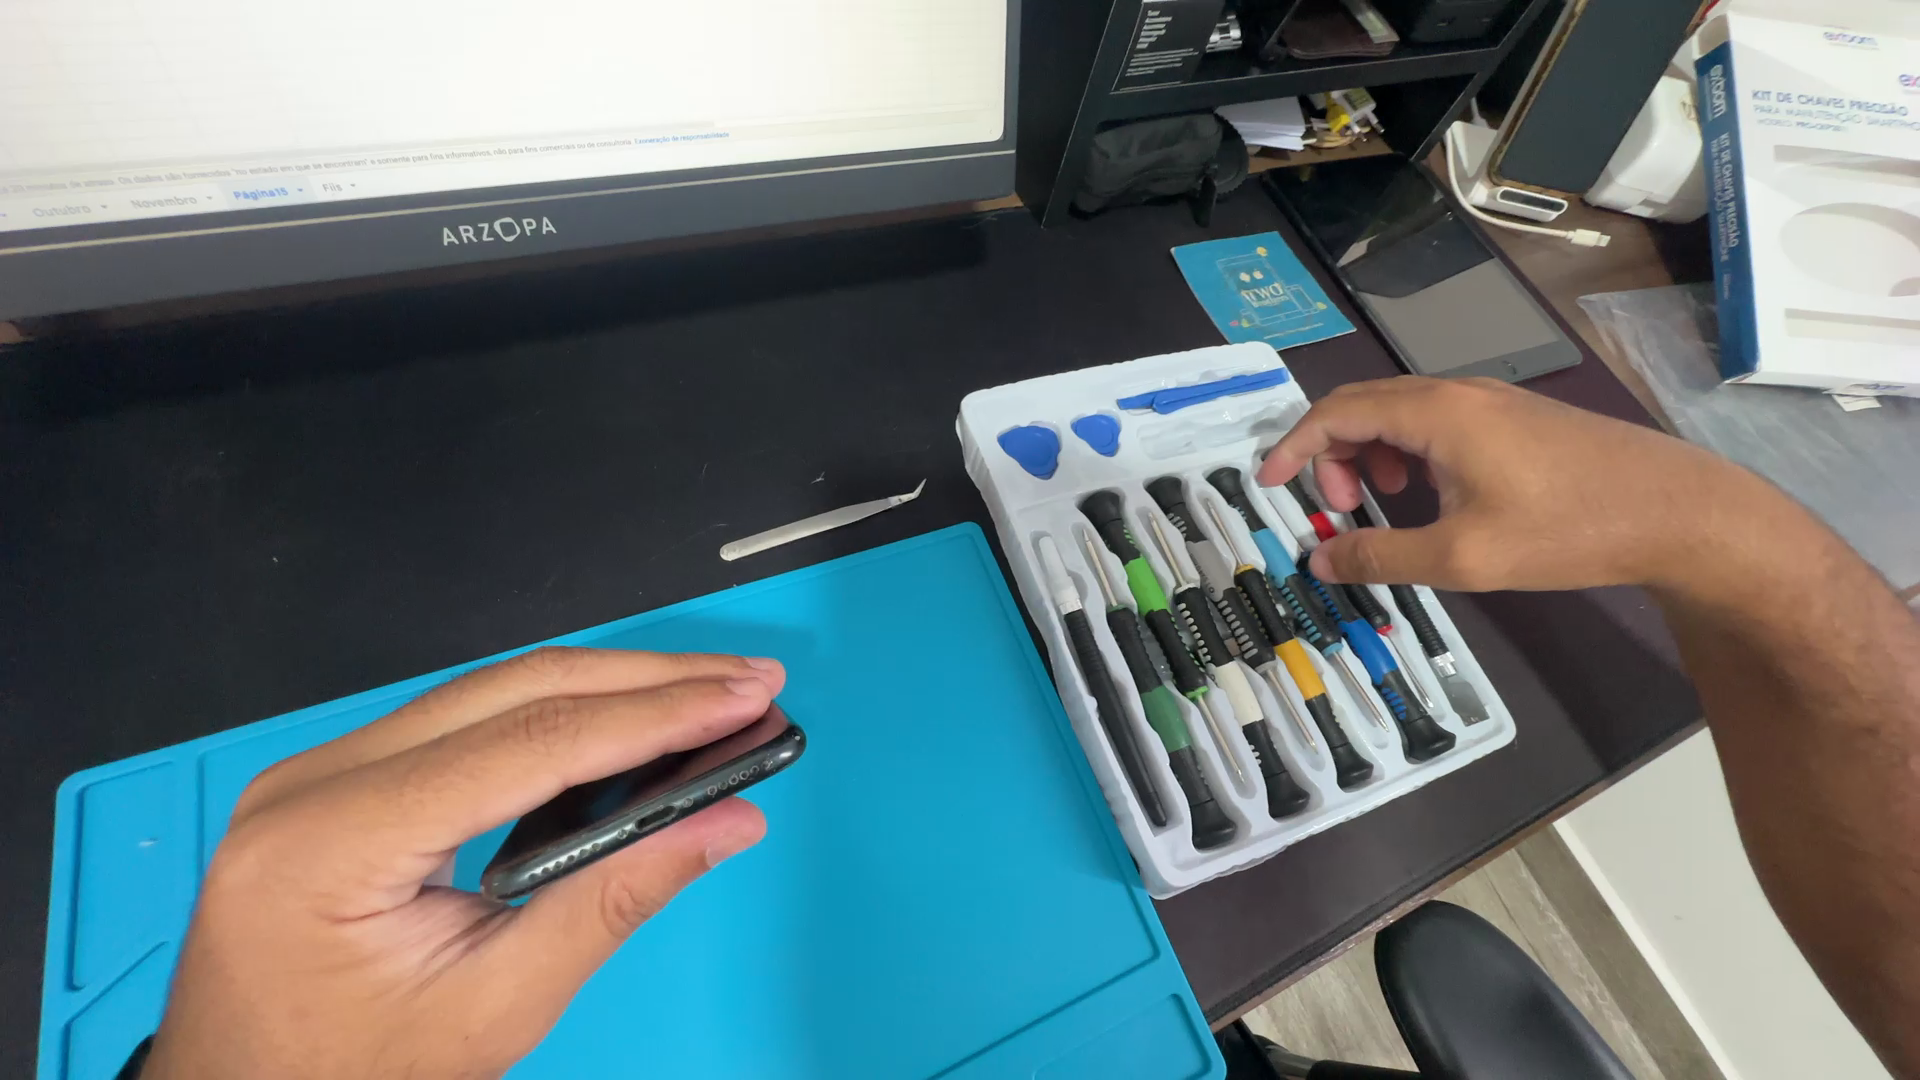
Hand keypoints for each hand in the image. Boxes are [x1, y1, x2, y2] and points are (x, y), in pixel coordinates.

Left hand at [143, 646, 784, 1079]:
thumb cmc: (362, 1077)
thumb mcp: (502, 1006)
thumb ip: (623, 898)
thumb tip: (737, 818)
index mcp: (337, 838)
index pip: (535, 741)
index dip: (656, 713)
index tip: (746, 697)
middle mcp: (326, 773)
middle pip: (528, 686)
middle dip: (658, 678)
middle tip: (753, 677)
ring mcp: (339, 760)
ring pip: (515, 683)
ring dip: (629, 681)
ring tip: (718, 687)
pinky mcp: (366, 765)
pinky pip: (495, 709)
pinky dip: (585, 704)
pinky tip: (643, 710)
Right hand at [1256, 376, 1786, 592]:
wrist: (1688, 514)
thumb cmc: (1568, 530)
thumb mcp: (1461, 557)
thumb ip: (1378, 557)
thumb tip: (1318, 562)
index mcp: (1436, 414)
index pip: (1336, 412)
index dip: (1292, 446)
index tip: (1267, 482)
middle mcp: (1455, 394)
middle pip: (1360, 406)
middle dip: (1328, 454)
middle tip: (1333, 507)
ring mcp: (1486, 402)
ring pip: (1394, 413)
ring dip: (1365, 453)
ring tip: (1375, 500)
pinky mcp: (1508, 418)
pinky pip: (1428, 422)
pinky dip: (1400, 452)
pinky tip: (1422, 491)